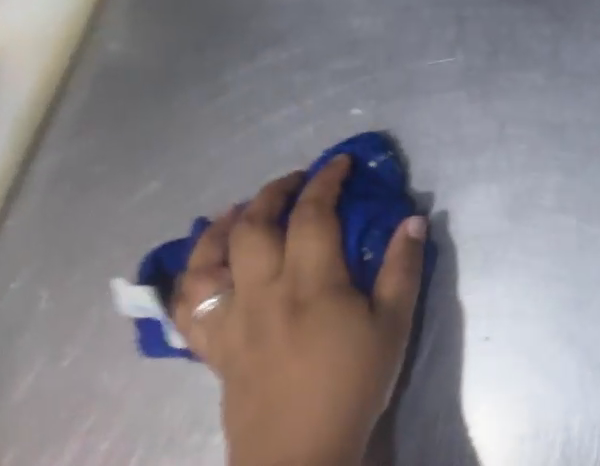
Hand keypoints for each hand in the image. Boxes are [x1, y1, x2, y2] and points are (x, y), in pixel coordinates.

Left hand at [171, 157, 426, 465]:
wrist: (300, 451)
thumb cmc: (356, 382)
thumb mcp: (396, 323)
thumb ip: (402, 268)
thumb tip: (412, 219)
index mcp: (312, 284)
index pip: (313, 215)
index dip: (326, 181)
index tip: (341, 162)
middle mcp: (263, 294)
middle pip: (255, 228)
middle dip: (274, 192)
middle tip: (298, 178)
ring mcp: (231, 322)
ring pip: (210, 261)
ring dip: (224, 226)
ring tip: (241, 208)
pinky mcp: (212, 349)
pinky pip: (187, 306)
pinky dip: (191, 275)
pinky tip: (205, 264)